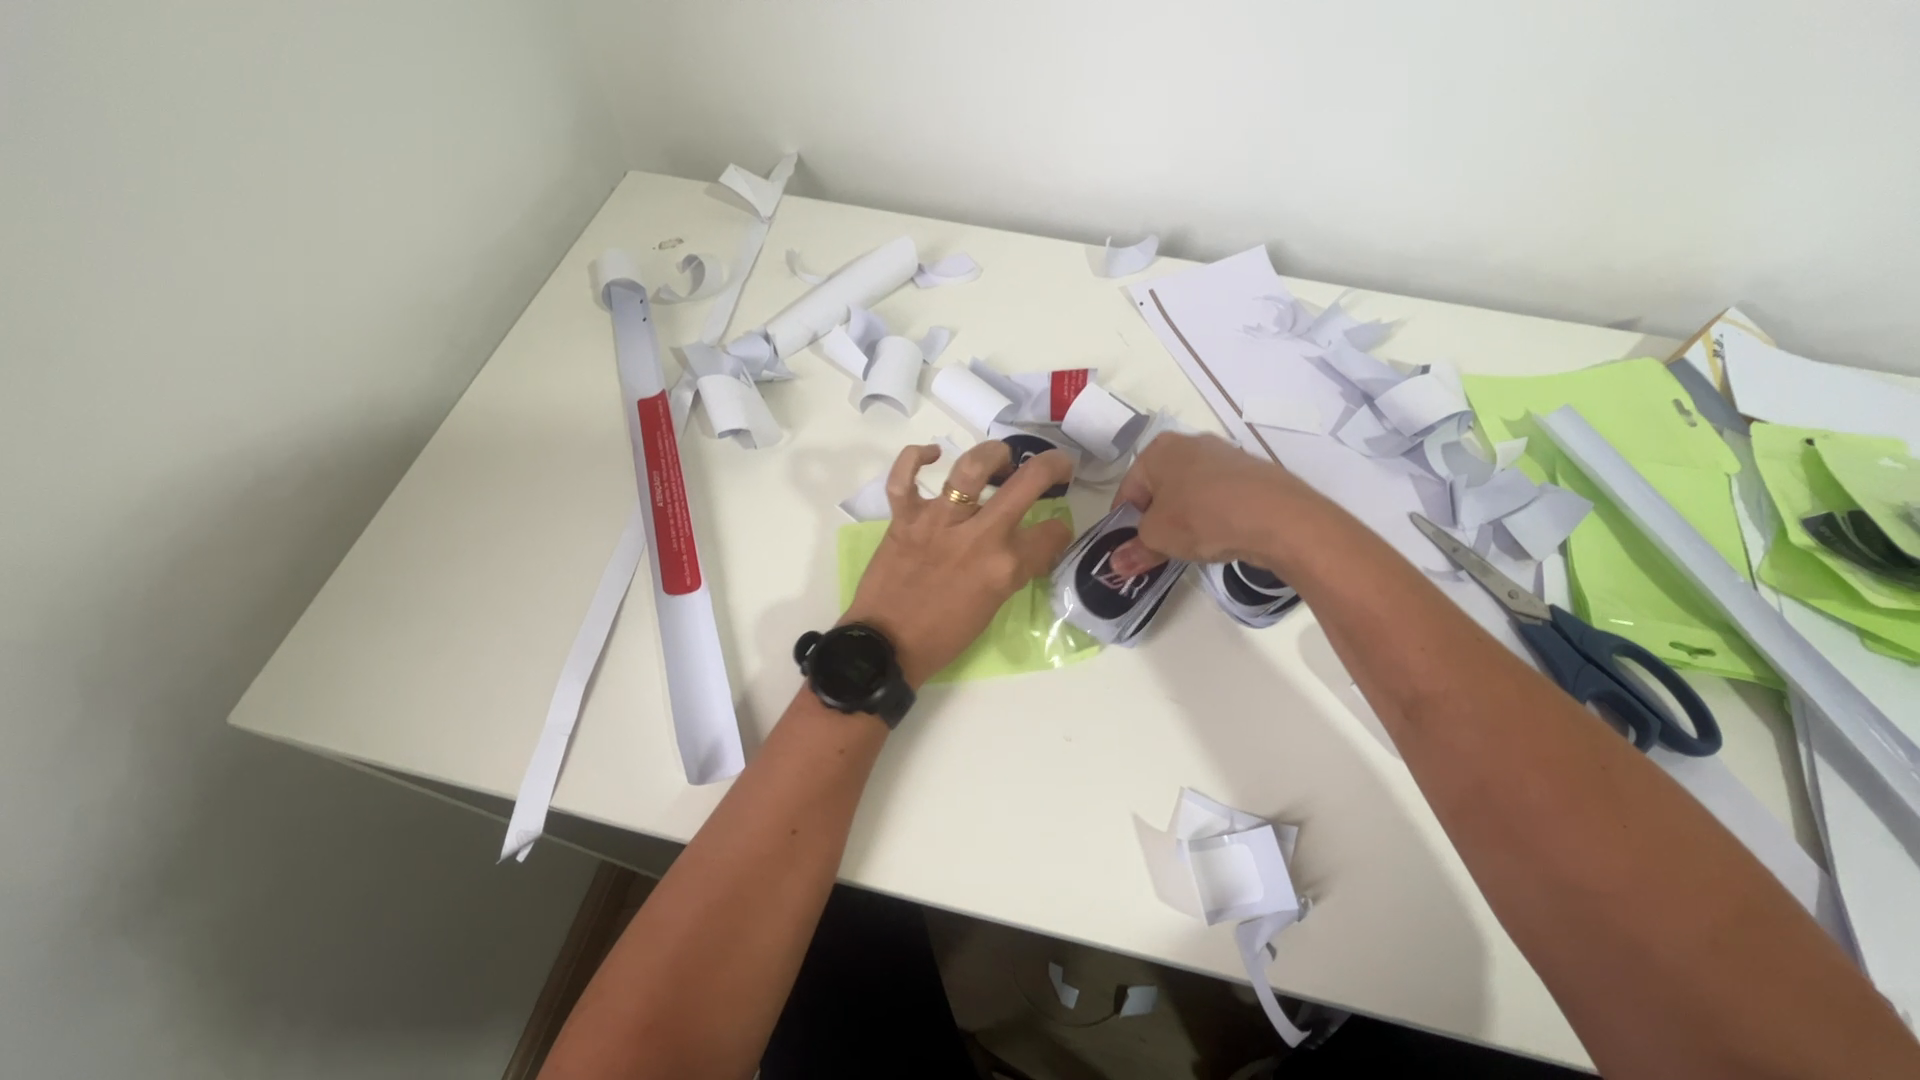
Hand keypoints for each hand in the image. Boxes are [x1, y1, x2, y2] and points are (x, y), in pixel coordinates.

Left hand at [842, 441, 1075, 686]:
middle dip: (1052, 466)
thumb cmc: (943, 636)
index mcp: (1004, 566)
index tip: (1053, 529)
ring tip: (1001, 459)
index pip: (1050, 533)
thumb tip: (1027, 546)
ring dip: (993, 454)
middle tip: (1057, 465)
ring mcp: (938, 522)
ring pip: (972, 467)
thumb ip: (1012, 570)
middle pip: (1027, 483)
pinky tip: (933, 455)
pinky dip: (915, 457)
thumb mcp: (993, 605)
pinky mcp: (904, 518)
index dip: (1059, 529)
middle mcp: (978, 536)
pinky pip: (904, 477)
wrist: (887, 646)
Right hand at [1107, 433, 1308, 576]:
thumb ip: (1135, 549)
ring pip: (1192, 491)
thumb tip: (1116, 564)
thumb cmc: (1201, 517)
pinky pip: (1221, 496)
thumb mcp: (1159, 538)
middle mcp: (1190, 443)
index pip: (1129, 489)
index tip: (1130, 548)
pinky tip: (1222, 536)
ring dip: (1186, 517)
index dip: (1124, 522)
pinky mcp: (1253, 472)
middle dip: (1157, 518)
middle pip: (1161, 487)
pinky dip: (1215, 515)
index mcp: (1158, 450)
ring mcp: (1225, 455)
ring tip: (1193, 546)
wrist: (1277, 516)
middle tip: (1159, 549)